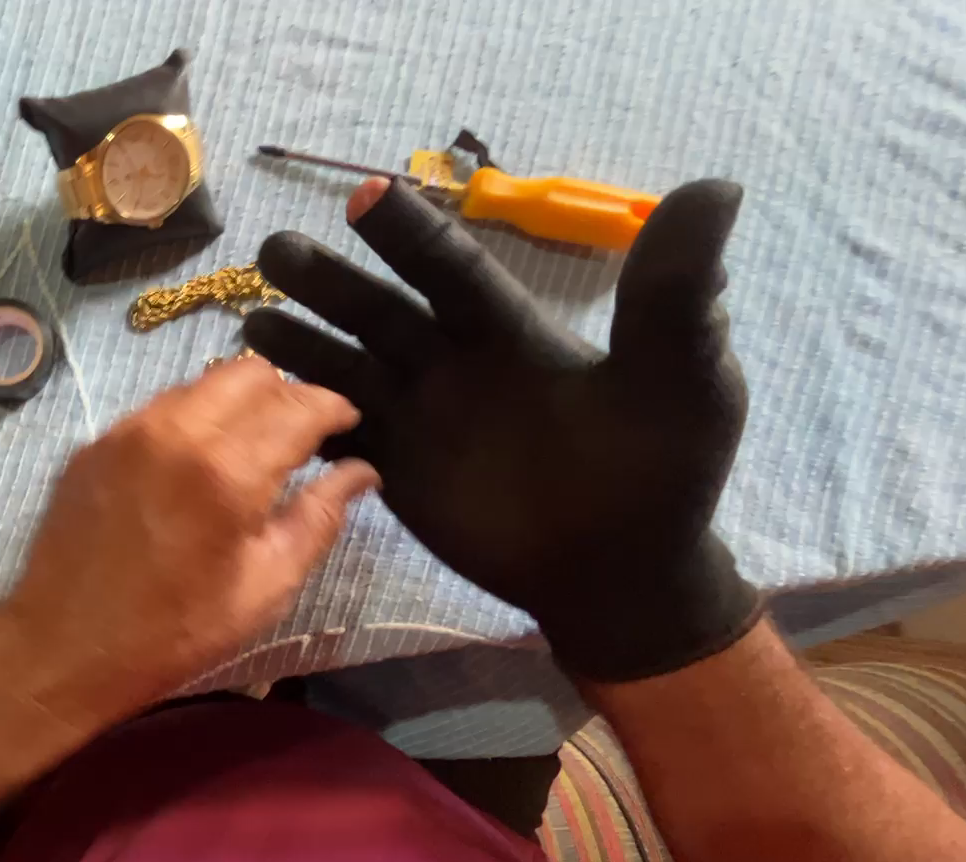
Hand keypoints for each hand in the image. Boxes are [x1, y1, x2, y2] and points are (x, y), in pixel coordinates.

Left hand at [0, 356, 377, 735]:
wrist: (62, 646)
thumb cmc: (172, 633)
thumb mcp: (262, 590)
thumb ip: (317, 520)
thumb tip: (360, 471)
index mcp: (225, 471)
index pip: (299, 405)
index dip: (334, 407)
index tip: (348, 424)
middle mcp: (174, 431)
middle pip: (249, 372)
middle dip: (286, 394)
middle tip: (299, 437)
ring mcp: (125, 431)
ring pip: (199, 384)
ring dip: (236, 403)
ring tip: (246, 450)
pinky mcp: (94, 444)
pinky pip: (157, 409)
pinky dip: (189, 420)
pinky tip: (191, 464)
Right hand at [243, 177, 759, 681]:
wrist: (612, 569)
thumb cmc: (655, 475)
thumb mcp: (681, 383)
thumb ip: (672, 297)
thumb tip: (714, 188)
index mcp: (506, 334)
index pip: (449, 270)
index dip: (408, 235)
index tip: (364, 198)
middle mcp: (448, 365)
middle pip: (376, 312)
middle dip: (326, 282)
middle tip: (273, 250)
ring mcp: (413, 419)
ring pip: (342, 371)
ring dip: (298, 347)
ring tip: (251, 327)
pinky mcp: (390, 470)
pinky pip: (335, 439)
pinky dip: (299, 424)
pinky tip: (259, 411)